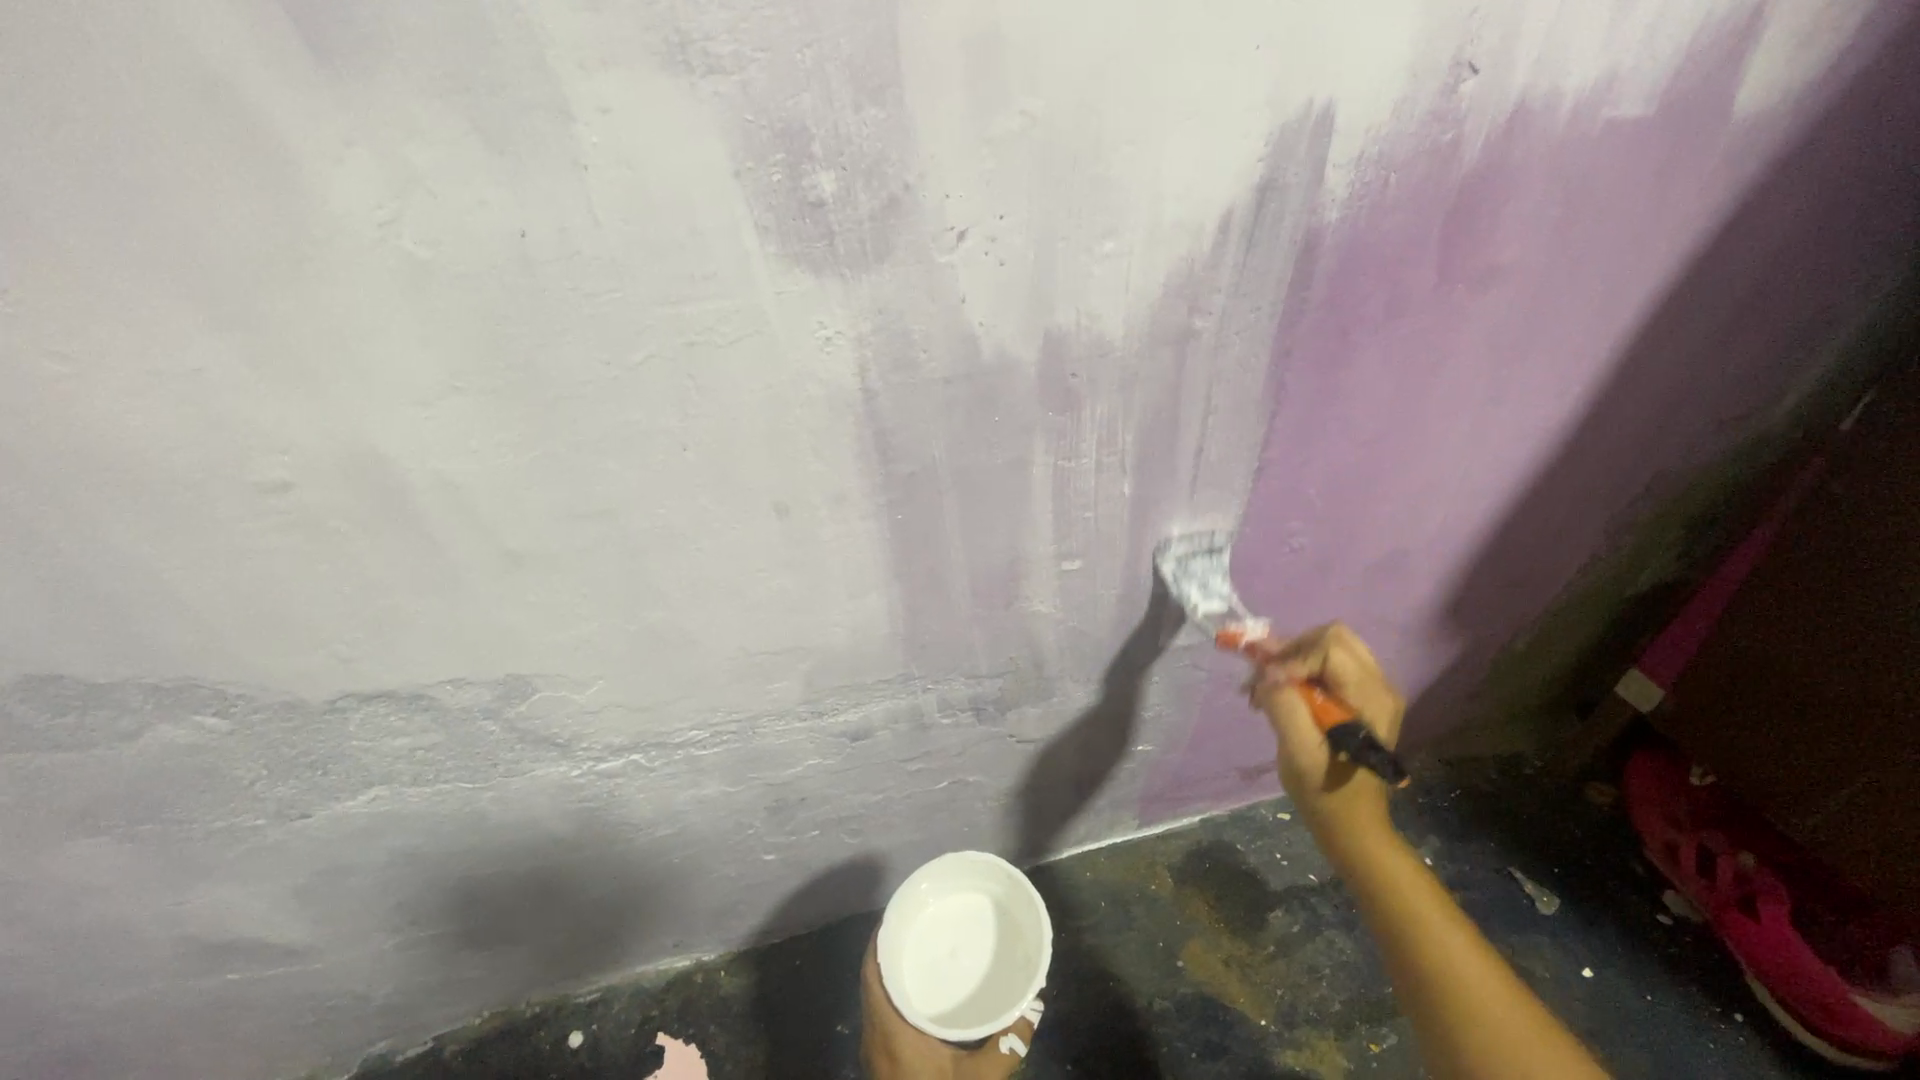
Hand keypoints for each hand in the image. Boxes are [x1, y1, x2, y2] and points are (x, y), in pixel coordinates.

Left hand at [860, 933, 1039, 1079]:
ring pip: (875, 1001)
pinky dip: (894, 1000)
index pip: (871, 972)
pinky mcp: (882, 1066)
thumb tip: (1034, 1006)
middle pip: (871, 982)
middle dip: (888, 953)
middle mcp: (873, 1036)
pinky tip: (920, 998)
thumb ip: (1008, 1043)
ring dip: (890, 977)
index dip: (879, 941)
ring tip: (920, 953)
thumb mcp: (980, 1078)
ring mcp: (875, 1053)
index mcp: (887, 1029)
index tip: (898, 916)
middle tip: (917, 928)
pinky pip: (881, 1018)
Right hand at [1246, 622, 1404, 845]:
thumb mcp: (1299, 752)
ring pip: (1327, 645)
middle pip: (1331, 636)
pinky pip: (1327, 663)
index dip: (1292, 657)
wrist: (1352, 824)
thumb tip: (1266, 671)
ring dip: (1291, 659)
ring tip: (1264, 686)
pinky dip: (1299, 669)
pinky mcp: (1359, 696)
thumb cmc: (1325, 793)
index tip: (1264, 684)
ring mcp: (1372, 689)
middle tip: (1260, 677)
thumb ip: (1284, 705)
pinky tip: (1278, 692)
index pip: (1329, 647)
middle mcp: (1379, 685)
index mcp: (1372, 698)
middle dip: (1290, 651)